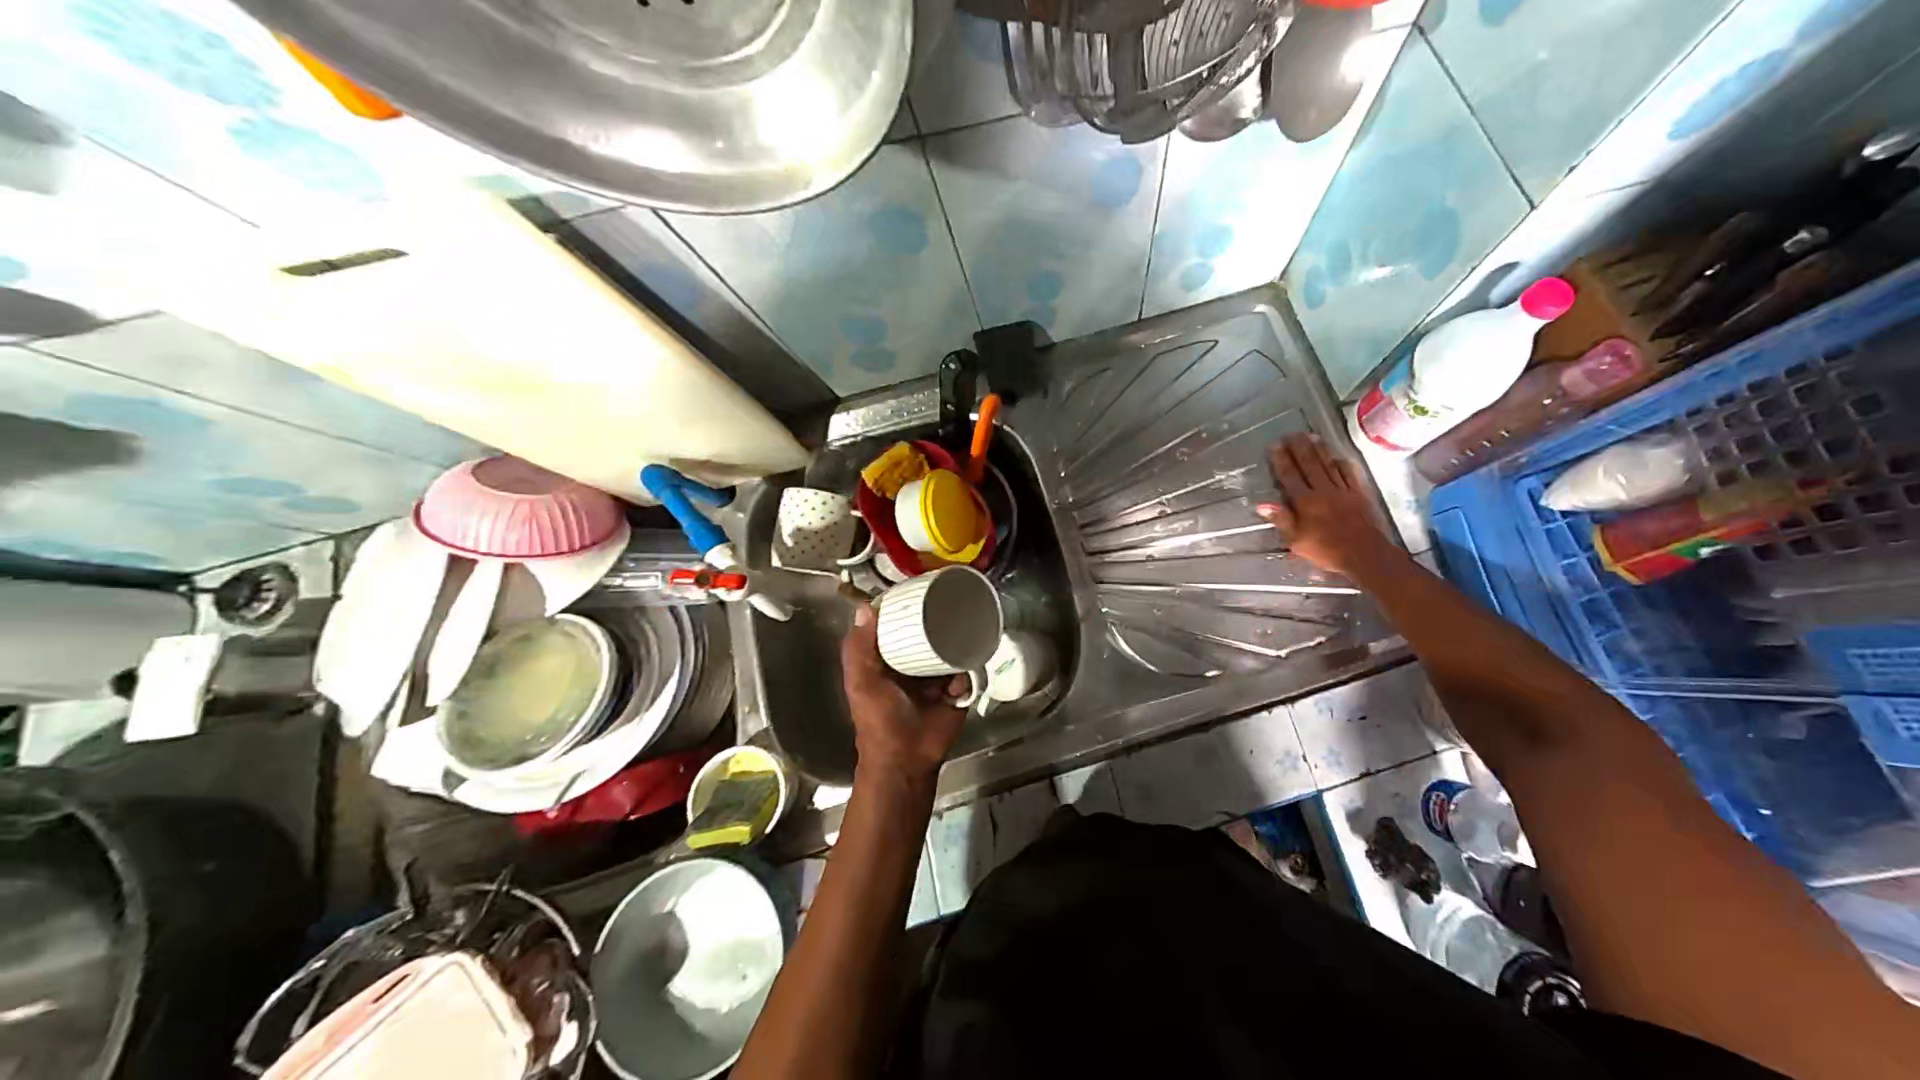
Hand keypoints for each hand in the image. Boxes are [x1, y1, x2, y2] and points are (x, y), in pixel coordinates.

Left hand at [841, 605, 966, 784]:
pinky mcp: (957, 692)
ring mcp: (936, 678)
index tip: (917, 590)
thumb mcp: (861, 681)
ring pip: (950, 652)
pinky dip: (963, 675)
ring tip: (960, 638)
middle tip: (948, 608)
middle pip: (928, 635)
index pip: (897, 627)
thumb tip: (865, 607)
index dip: (904, 610)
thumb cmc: (879, 719)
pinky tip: (956, 682)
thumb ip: (858, 648)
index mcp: (887, 660)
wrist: (907, 757)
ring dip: (955, 647)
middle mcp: (913, 665)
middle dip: (937, 624)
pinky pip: (966, 674)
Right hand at [1256, 433, 1395, 576]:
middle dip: (1299, 448)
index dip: (1281, 460)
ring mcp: (1343, 490)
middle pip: (1309, 465)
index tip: (1275, 446)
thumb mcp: (1296, 541)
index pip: (1290, 476)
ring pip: (1328, 465)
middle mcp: (1323, 491)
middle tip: (1292, 433)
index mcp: (1305, 502)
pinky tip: (1339, 456)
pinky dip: (1344, 464)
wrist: (1364, 554)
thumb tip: (1261, 504)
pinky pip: (1351, 475)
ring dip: (1319, 450)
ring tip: (1311, 436)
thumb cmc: (1325, 550)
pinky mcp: (1359, 494)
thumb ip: (1281, 519)